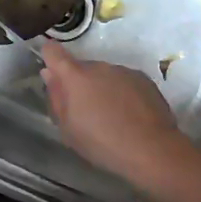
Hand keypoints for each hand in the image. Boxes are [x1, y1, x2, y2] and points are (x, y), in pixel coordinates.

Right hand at [39, 41, 195, 182]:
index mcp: (75, 77)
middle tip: (85, 111)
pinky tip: (129, 115)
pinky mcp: (144, 79)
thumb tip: (49, 74)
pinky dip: (122, 93)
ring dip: (102, 88)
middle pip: (81, 68)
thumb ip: (56, 98)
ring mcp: (124, 71)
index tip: (51, 71)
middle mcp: (99, 66)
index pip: (53, 52)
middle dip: (79, 83)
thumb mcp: (67, 128)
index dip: (49, 58)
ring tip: (111, 116)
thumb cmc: (101, 143)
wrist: (151, 149)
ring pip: (104, 75)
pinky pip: (124, 81)